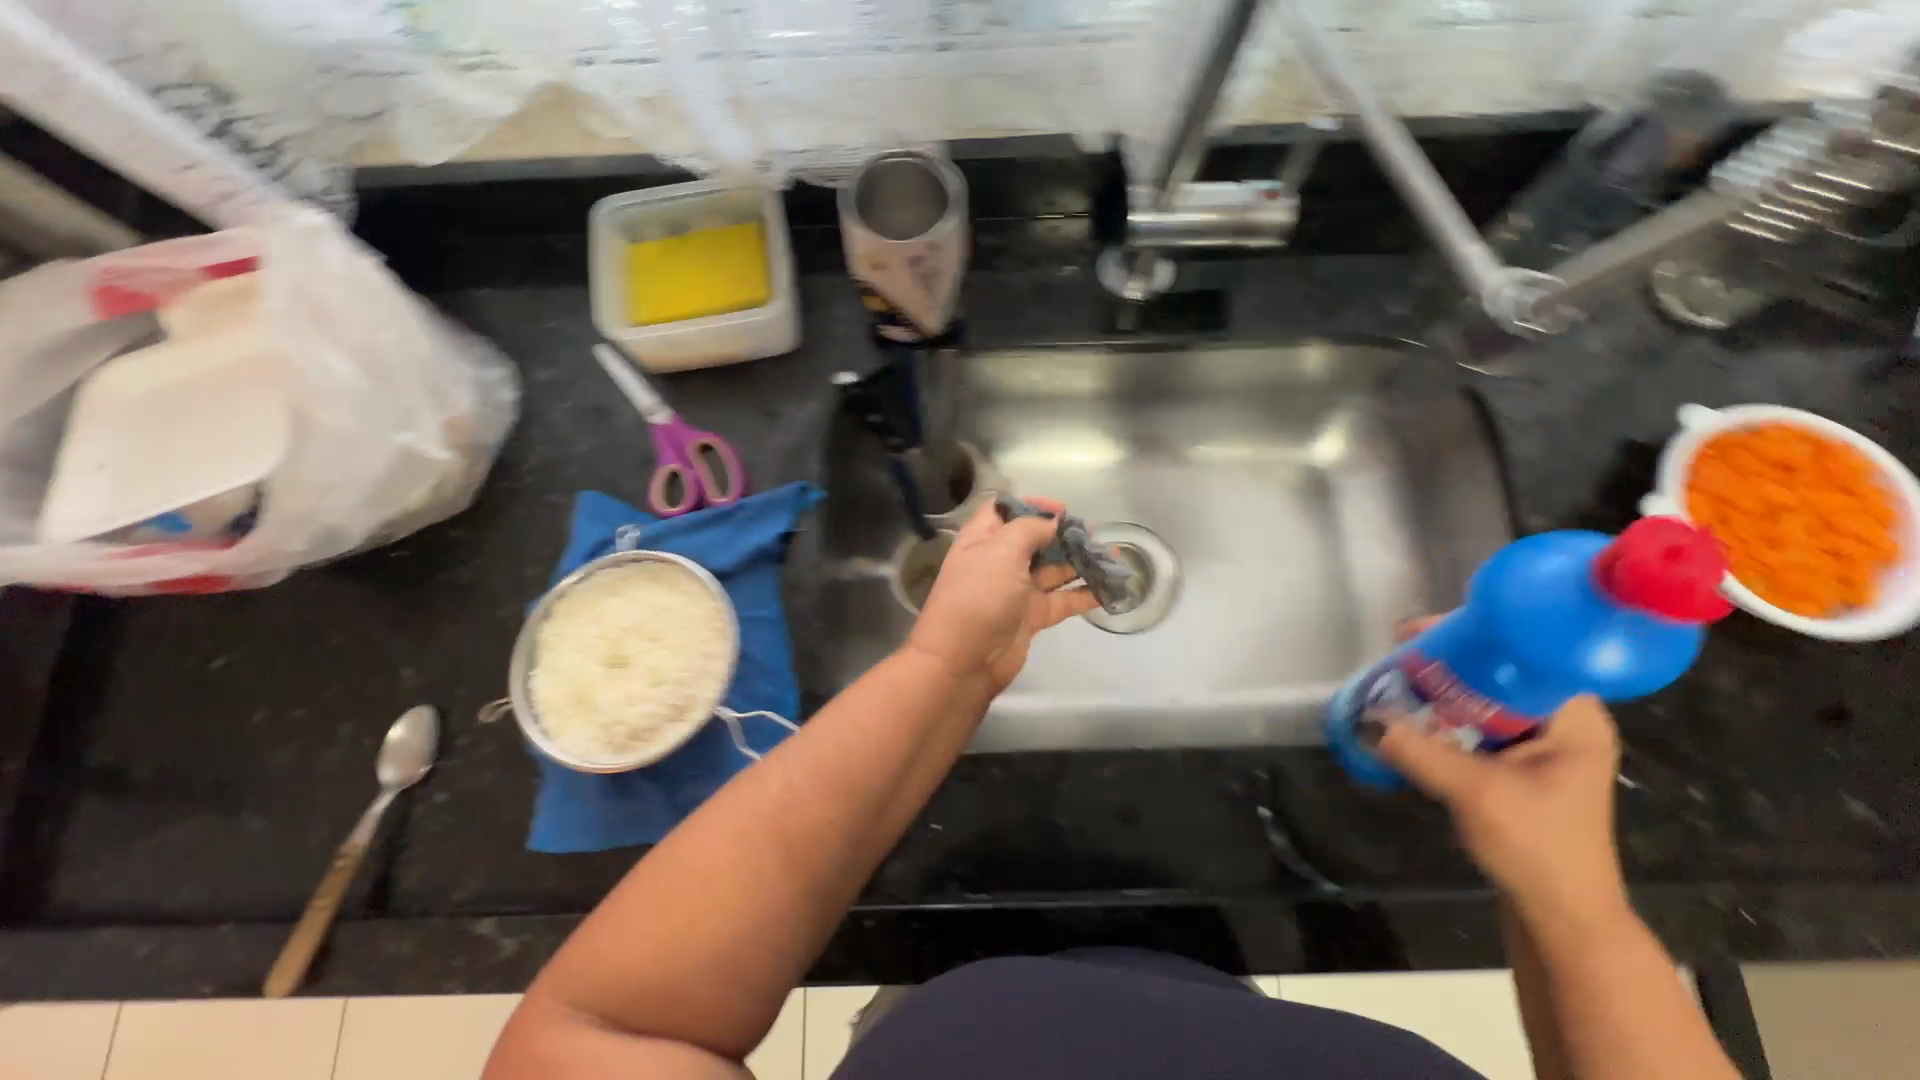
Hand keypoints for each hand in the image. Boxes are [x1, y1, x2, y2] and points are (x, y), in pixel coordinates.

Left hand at [905, 497, 1100, 692]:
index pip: (1004, 510)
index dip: (1031, 505)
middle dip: (1063, 535)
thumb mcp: (1001, 552)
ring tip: (1111, 557)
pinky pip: (1063, 600)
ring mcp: (1016, 591)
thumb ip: (1029, 530)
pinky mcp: (1032, 616)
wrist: (964, 661)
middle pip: (1034, 540)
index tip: (1062, 509)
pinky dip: (1085, 595)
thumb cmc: (978, 597)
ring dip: (1080, 562)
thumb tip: (1051, 522)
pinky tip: (1110, 588)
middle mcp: (999, 562)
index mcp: (982, 540)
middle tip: (1093, 535)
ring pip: (1053, 570)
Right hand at [1371, 622, 1629, 928]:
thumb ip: (1419, 750)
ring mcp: (1545, 748)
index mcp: (1574, 718)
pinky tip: (1412, 721)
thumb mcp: (1474, 792)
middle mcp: (1564, 723)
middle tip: (1398, 655)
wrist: (1562, 917)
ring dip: (1442, 693)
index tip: (1416, 634)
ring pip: (1486, 700)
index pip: (1523, 652)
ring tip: (1396, 681)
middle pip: (1500, 672)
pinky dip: (1446, 720)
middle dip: (1447, 663)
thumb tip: (1367, 716)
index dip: (1469, 636)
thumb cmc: (1536, 848)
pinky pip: (1479, 728)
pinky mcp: (1523, 769)